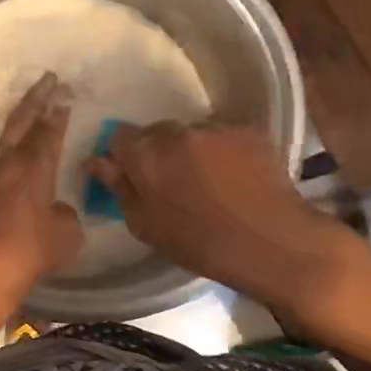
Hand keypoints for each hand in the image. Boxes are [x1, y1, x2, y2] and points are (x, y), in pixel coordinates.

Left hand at [0, 73, 82, 299]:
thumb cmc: (30, 250)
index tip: (63, 96)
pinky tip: (7, 191)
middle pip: (21, 122)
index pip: (49, 132)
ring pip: (2, 152)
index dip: (57, 113)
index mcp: (34, 167)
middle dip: (36, 99)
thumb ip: (64, 214)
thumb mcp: (66, 235)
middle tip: (47, 80)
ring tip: (29, 154)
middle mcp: (5, 163)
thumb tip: (54, 210)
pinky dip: (2, 176)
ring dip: (16, 144)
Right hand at [85, 123, 339, 297]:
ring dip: (190, 150)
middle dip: (157, 152)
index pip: (119, 137)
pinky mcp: (247, 130)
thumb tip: (97, 162)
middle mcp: (177, 131)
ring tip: (208, 181)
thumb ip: (120, 188)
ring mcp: (215, 127)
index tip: (133, 177)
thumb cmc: (199, 243)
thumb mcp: (146, 226)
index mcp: (146, 155)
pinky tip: (233, 177)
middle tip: (171, 184)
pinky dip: (220, 150)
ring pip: (190, 133)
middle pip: (155, 133)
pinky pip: (221, 135)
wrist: (273, 242)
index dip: (123, 156)